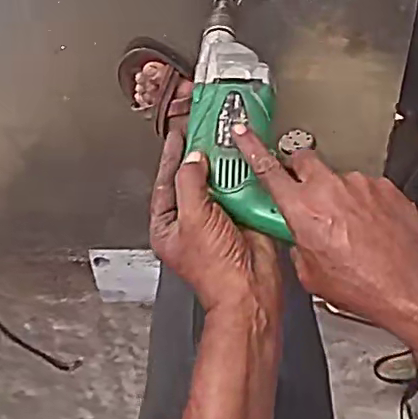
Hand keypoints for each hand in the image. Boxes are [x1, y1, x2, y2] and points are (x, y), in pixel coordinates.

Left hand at [149, 126, 283, 316]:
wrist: (250, 289)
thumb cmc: (215, 270)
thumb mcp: (193, 218)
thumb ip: (189, 183)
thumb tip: (192, 159)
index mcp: (169, 225)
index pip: (166, 181)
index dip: (172, 156)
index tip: (178, 134)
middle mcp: (192, 220)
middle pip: (192, 178)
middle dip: (199, 155)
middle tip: (203, 129)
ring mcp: (217, 218)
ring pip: (217, 180)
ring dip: (223, 162)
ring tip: (224, 138)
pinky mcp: (241, 216)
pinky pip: (240, 187)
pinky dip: (243, 173)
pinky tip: (245, 159)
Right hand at [230, 125, 417, 328]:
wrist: (412, 287)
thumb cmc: (366, 287)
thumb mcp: (312, 276)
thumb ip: (297, 246)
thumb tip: (299, 240)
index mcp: (303, 209)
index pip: (268, 169)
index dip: (251, 147)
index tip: (242, 133)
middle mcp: (330, 188)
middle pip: (303, 159)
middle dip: (300, 172)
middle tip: (305, 193)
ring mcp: (359, 184)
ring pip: (337, 176)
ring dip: (337, 194)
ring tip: (350, 226)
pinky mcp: (384, 186)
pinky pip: (365, 187)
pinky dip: (364, 203)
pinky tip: (371, 227)